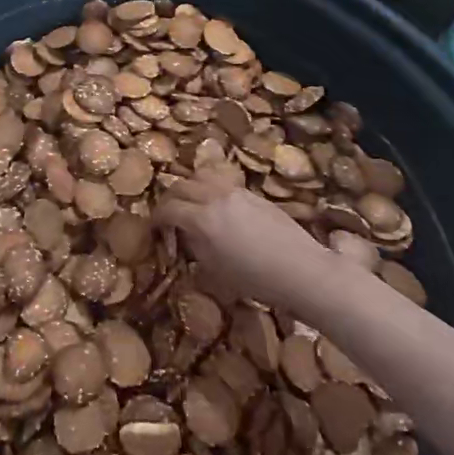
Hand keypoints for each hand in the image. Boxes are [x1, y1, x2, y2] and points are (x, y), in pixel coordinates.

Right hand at [156, 180, 338, 312]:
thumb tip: (186, 235)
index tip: (153, 228)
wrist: (301, 268)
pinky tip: (215, 206)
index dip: (155, 218)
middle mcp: (215, 197)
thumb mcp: (216, 270)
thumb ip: (196, 246)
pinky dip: (210, 187)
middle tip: (167, 215)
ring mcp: (236, 191)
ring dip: (190, 186)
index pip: (168, 208)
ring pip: (202, 175)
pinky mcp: (252, 193)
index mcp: (202, 219)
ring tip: (190, 203)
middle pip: (181, 185)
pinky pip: (222, 181)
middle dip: (169, 199)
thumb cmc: (256, 279)